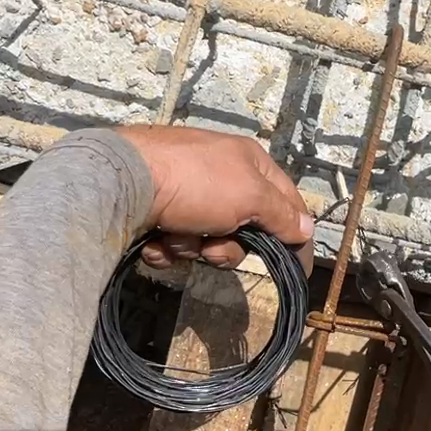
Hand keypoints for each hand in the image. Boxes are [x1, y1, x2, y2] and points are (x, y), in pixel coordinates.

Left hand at [113, 125, 314, 269]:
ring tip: (175, 237)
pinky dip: (168, 248)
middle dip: (228, 246)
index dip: (295, 234)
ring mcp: (189, 195)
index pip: (287, 202)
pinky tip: (155, 239)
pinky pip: (178, 243)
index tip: (297, 268)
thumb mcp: (250, 197)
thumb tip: (307, 229)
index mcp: (250, 163)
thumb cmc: (196, 183)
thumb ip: (281, 215)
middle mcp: (222, 176)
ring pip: (209, 242)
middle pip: (246, 231)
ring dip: (194, 248)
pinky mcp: (161, 212)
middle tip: (213, 247)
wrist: (123, 181)